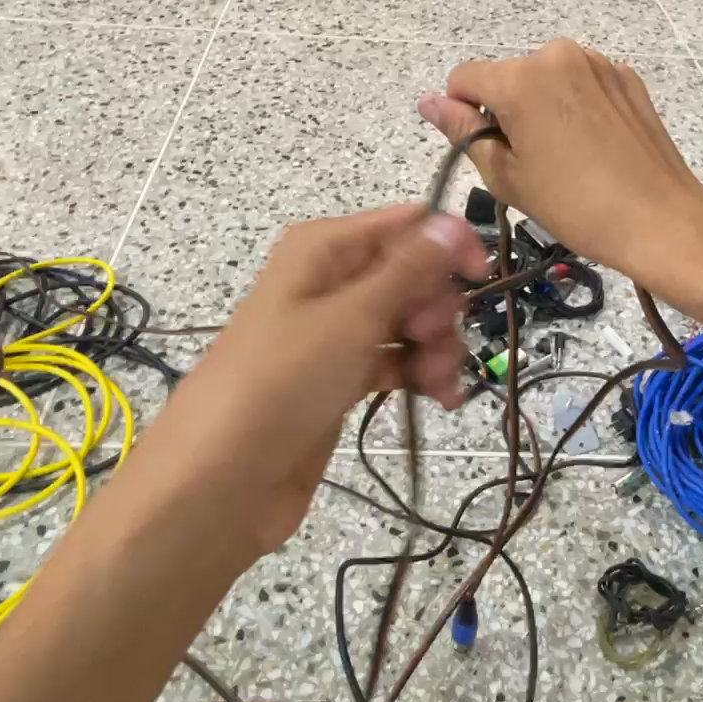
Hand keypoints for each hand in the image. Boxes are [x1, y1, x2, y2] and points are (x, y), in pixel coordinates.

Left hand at [151, 205, 488, 555]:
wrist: (221, 480)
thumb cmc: (282, 380)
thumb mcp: (351, 317)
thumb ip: (408, 269)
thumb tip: (448, 221)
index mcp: (324, 249)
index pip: (404, 225)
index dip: (445, 244)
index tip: (480, 277)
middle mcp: (332, 282)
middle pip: (411, 275)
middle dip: (437, 305)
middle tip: (434, 337)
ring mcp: (337, 333)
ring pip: (409, 322)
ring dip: (435, 346)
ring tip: (440, 381)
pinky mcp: (342, 378)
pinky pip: (395, 361)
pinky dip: (421, 375)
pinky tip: (443, 398)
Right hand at [417, 39, 702, 296]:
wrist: (659, 218)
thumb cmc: (574, 206)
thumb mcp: (506, 176)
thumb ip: (462, 131)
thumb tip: (429, 103)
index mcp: (519, 79)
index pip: (463, 78)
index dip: (464, 114)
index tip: (489, 151)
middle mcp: (557, 55)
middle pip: (507, 76)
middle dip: (507, 110)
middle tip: (532, 162)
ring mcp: (597, 62)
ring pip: (545, 79)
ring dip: (542, 107)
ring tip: (567, 155)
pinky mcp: (626, 77)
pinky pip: (581, 83)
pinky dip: (576, 106)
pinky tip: (594, 145)